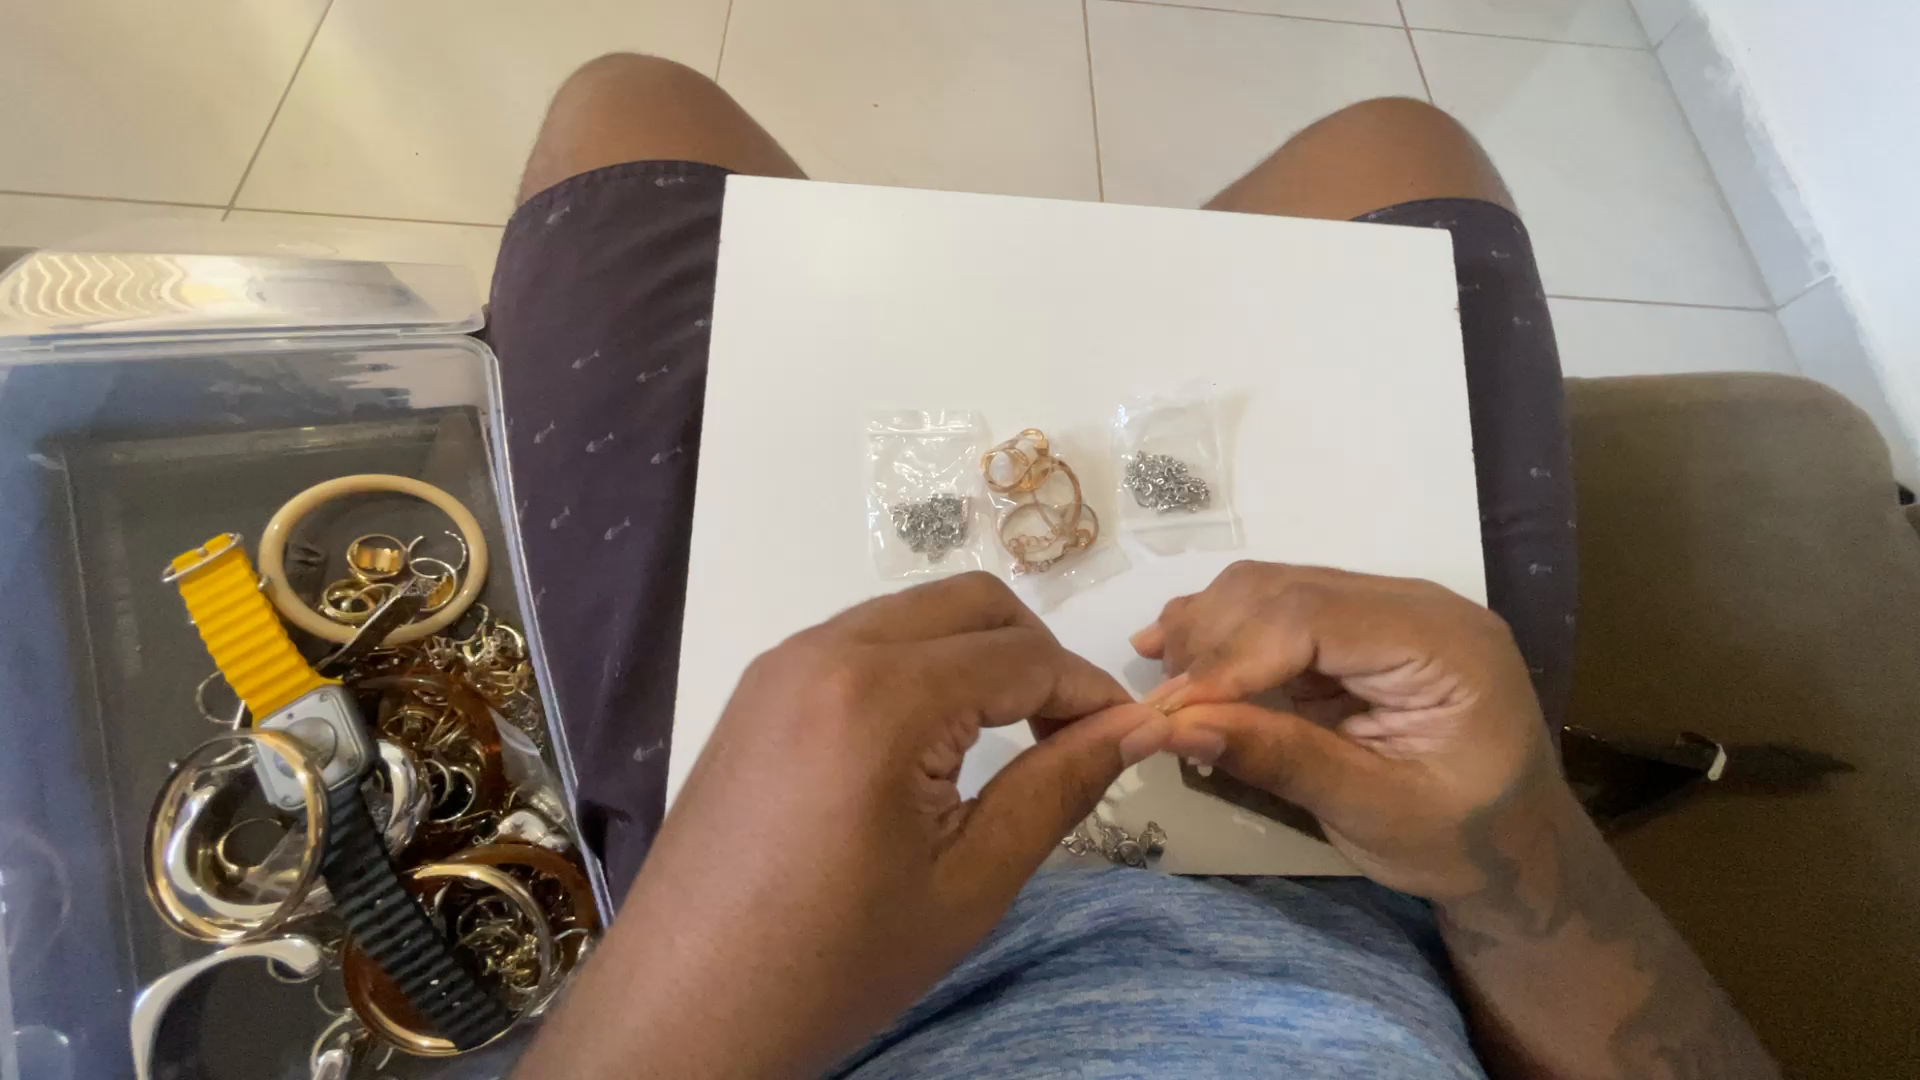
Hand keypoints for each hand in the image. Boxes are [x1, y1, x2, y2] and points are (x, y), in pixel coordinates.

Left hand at [529, 572, 1168, 1078]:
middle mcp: (831, 648)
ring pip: (918, 611)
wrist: (681, 1005)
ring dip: (977, 652)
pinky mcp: (764, 681)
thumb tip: (1130, 729)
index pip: (1022, 656)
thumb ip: (1059, 787)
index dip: (1087, 689)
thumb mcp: (969, 883)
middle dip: (1036, 652)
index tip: (1125, 731)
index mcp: (884, 696)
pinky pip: (867, 636)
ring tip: (1003, 731)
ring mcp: (787, 657)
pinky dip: (920, 661)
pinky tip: (928, 731)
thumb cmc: (832, 962)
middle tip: (1062, 729)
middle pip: (973, 602)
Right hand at [1133, 561, 1569, 900]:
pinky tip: (1173, 650)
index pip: (1312, 616)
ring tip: (1164, 683)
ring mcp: (1378, 606)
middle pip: (1280, 589)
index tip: (1172, 707)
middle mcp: (1411, 603)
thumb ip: (1277, 759)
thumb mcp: (1372, 813)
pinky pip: (1269, 605)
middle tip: (1161, 705)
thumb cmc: (1459, 841)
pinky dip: (1218, 629)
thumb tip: (1173, 729)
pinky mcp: (1347, 622)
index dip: (1231, 656)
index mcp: (1442, 644)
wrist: (1509, 846)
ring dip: (1204, 630)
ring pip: (1264, 587)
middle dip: (1209, 642)